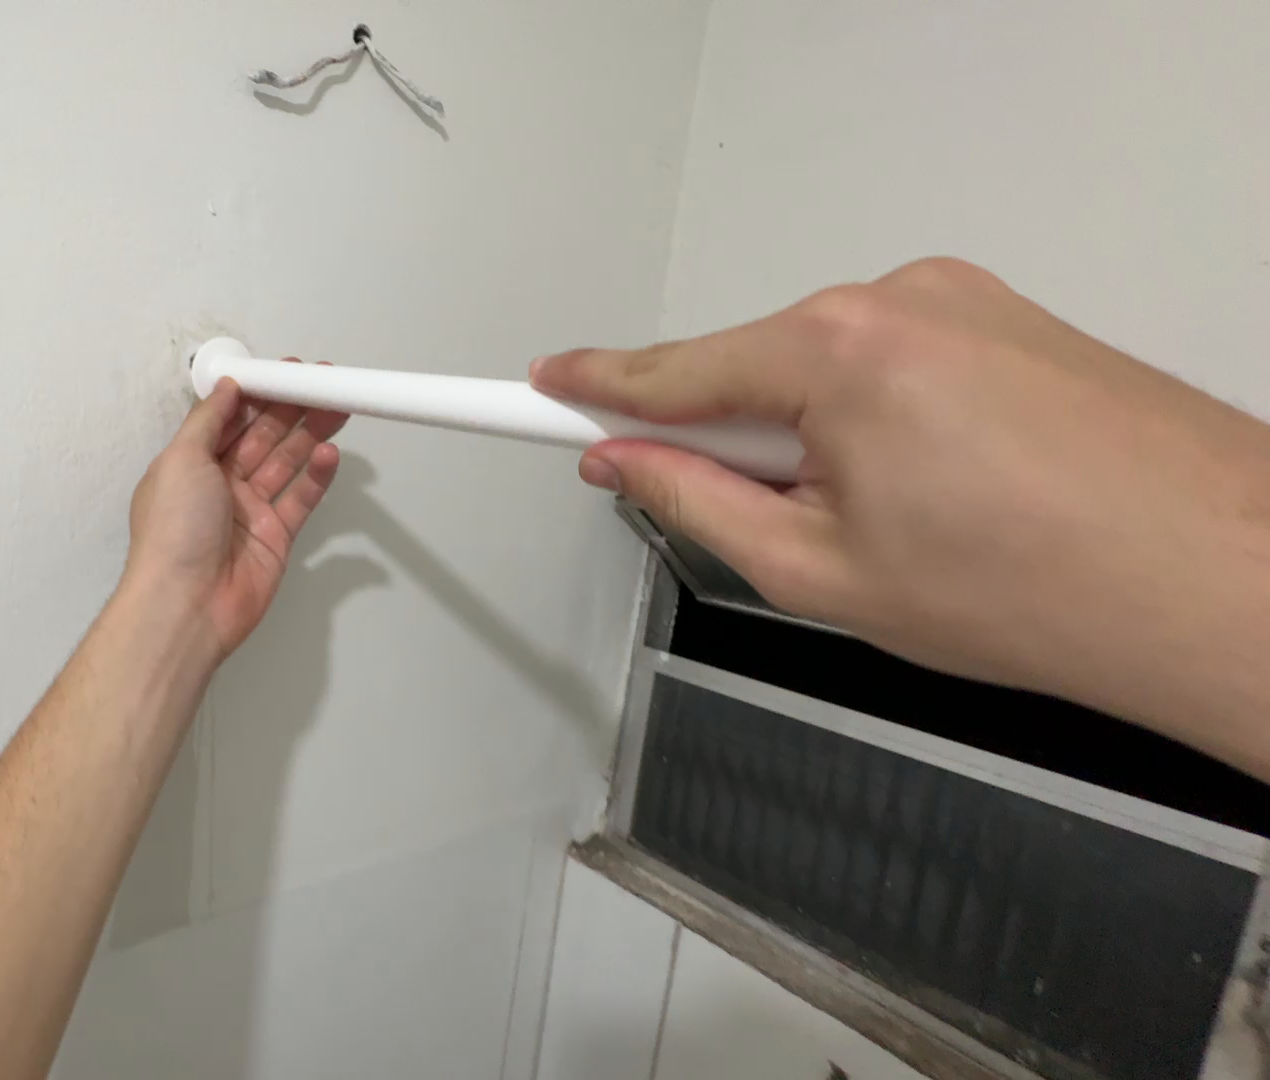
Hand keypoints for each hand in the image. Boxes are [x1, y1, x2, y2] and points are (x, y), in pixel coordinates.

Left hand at [123, 365, 348, 658]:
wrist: (187, 604)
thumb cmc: (174, 530)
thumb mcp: (180, 460)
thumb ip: (208, 420)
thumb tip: (227, 387)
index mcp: (192, 465)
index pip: (230, 420)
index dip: (258, 394)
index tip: (285, 372)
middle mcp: (221, 485)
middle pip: (263, 438)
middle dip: (292, 409)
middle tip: (323, 382)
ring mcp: (251, 511)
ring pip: (287, 463)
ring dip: (311, 434)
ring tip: (339, 407)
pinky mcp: (277, 536)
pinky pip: (300, 498)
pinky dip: (317, 476)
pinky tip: (331, 453)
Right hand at [530, 258, 1269, 770]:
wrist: (1243, 596)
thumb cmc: (1039, 593)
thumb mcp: (808, 567)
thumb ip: (689, 501)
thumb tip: (622, 463)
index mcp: (839, 355)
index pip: (659, 375)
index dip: (576, 391)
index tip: (518, 387)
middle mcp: (893, 301)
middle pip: (729, 367)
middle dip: (709, 437)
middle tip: (752, 511)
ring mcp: (951, 300)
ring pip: (795, 369)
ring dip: (784, 437)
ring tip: (858, 513)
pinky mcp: (991, 318)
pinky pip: (862, 360)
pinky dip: (840, 417)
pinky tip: (898, 481)